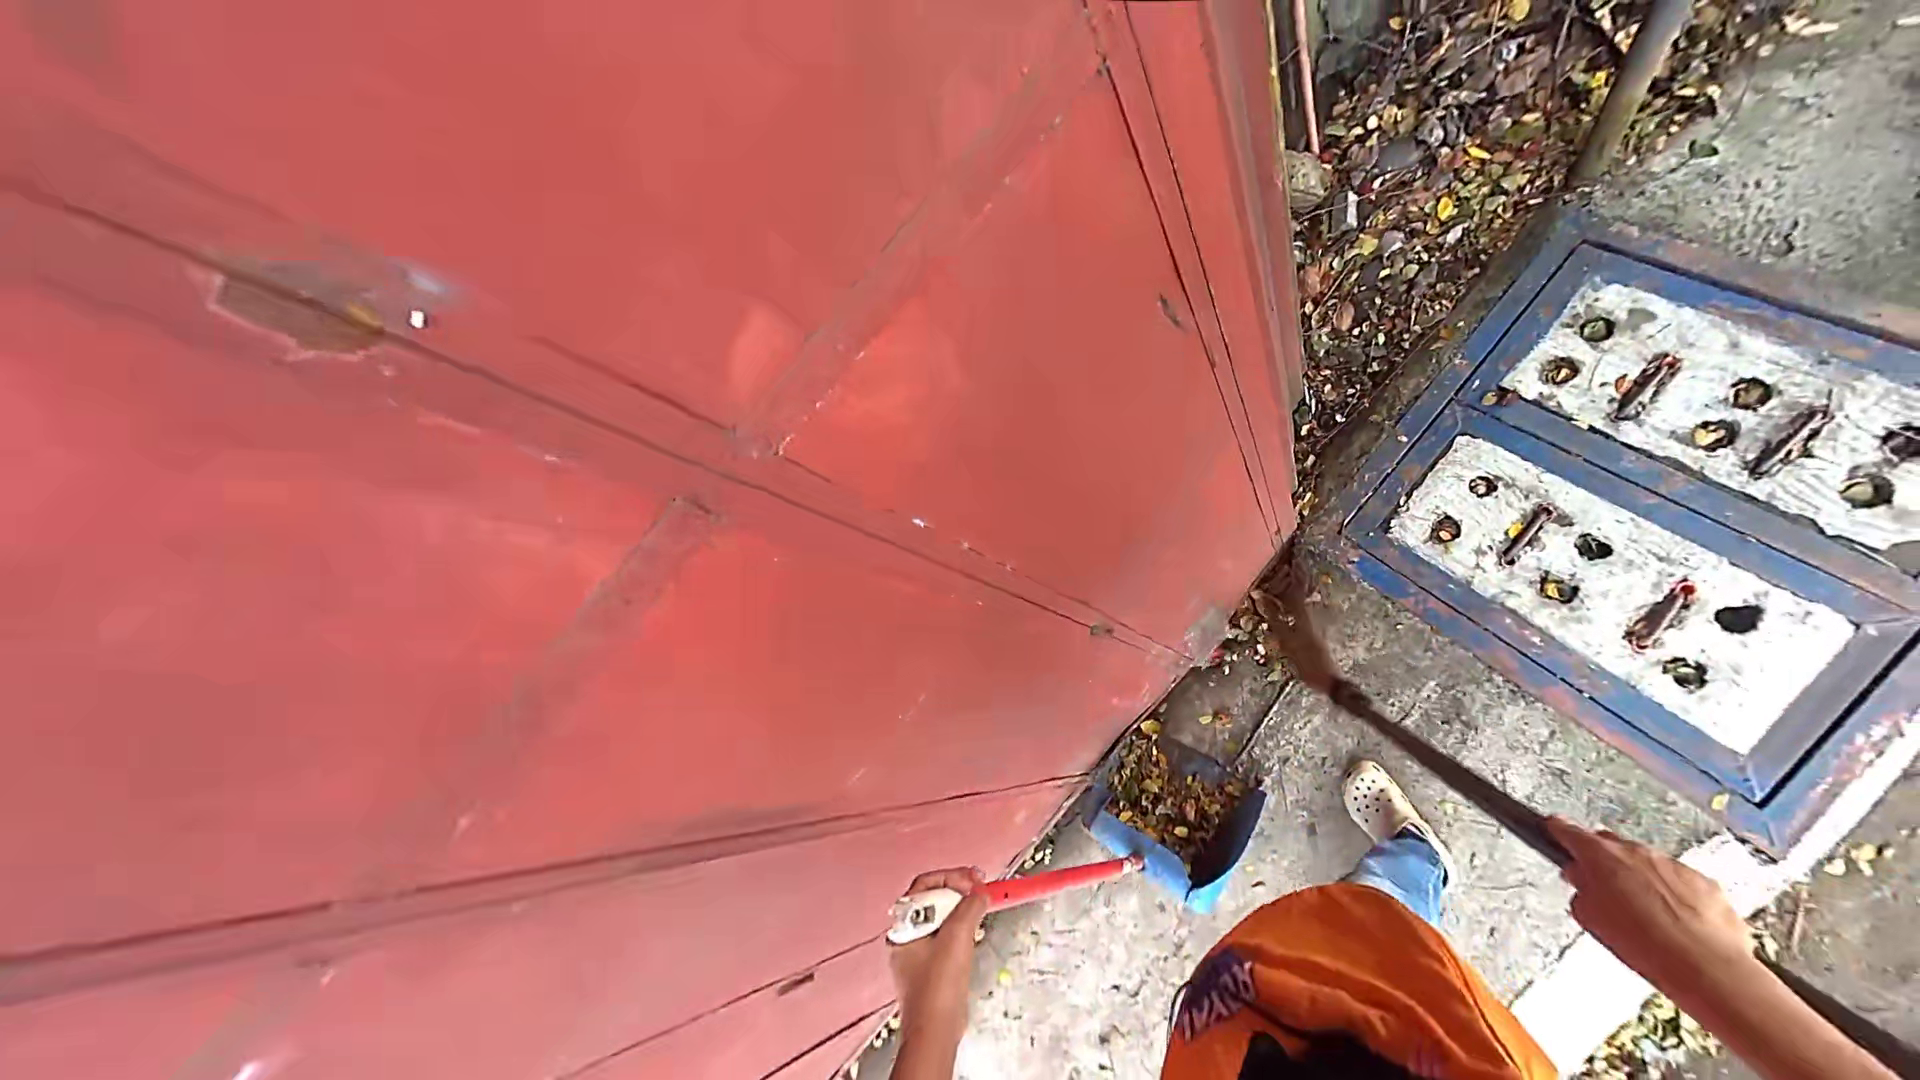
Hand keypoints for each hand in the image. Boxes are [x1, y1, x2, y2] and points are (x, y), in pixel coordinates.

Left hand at [889, 868, 989, 1048]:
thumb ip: (970, 907)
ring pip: (941, 917)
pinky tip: (973, 930)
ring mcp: (918, 952)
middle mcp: (907, 936)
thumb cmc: (938, 988)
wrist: (937, 1032)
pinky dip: (961, 928)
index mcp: (904, 926)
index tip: (973, 878)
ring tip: (979, 907)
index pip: (925, 885)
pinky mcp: (931, 966)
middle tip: (979, 888)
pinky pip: (946, 936)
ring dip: (961, 909)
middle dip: (958, 891)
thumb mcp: (957, 937)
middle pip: (933, 899)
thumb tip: (980, 893)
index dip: (951, 877)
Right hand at [1546, 817, 1754, 990]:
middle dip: (1604, 859)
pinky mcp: (1707, 885)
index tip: (1554, 830)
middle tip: (1603, 886)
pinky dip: (1675, 894)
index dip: (1557, 830)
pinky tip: (1677, 921)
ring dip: (1641, 878)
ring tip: (1646, 913)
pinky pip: (1682, 881)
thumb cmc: (1643, 943)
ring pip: (1647, 862)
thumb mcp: (1588, 915)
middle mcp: (1635, 852)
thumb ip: (1580, 887)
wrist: (1708, 970)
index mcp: (1598, 854)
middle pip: (1610, 843)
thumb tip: (1582, 879)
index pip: (1566, 829)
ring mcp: (1674, 866)